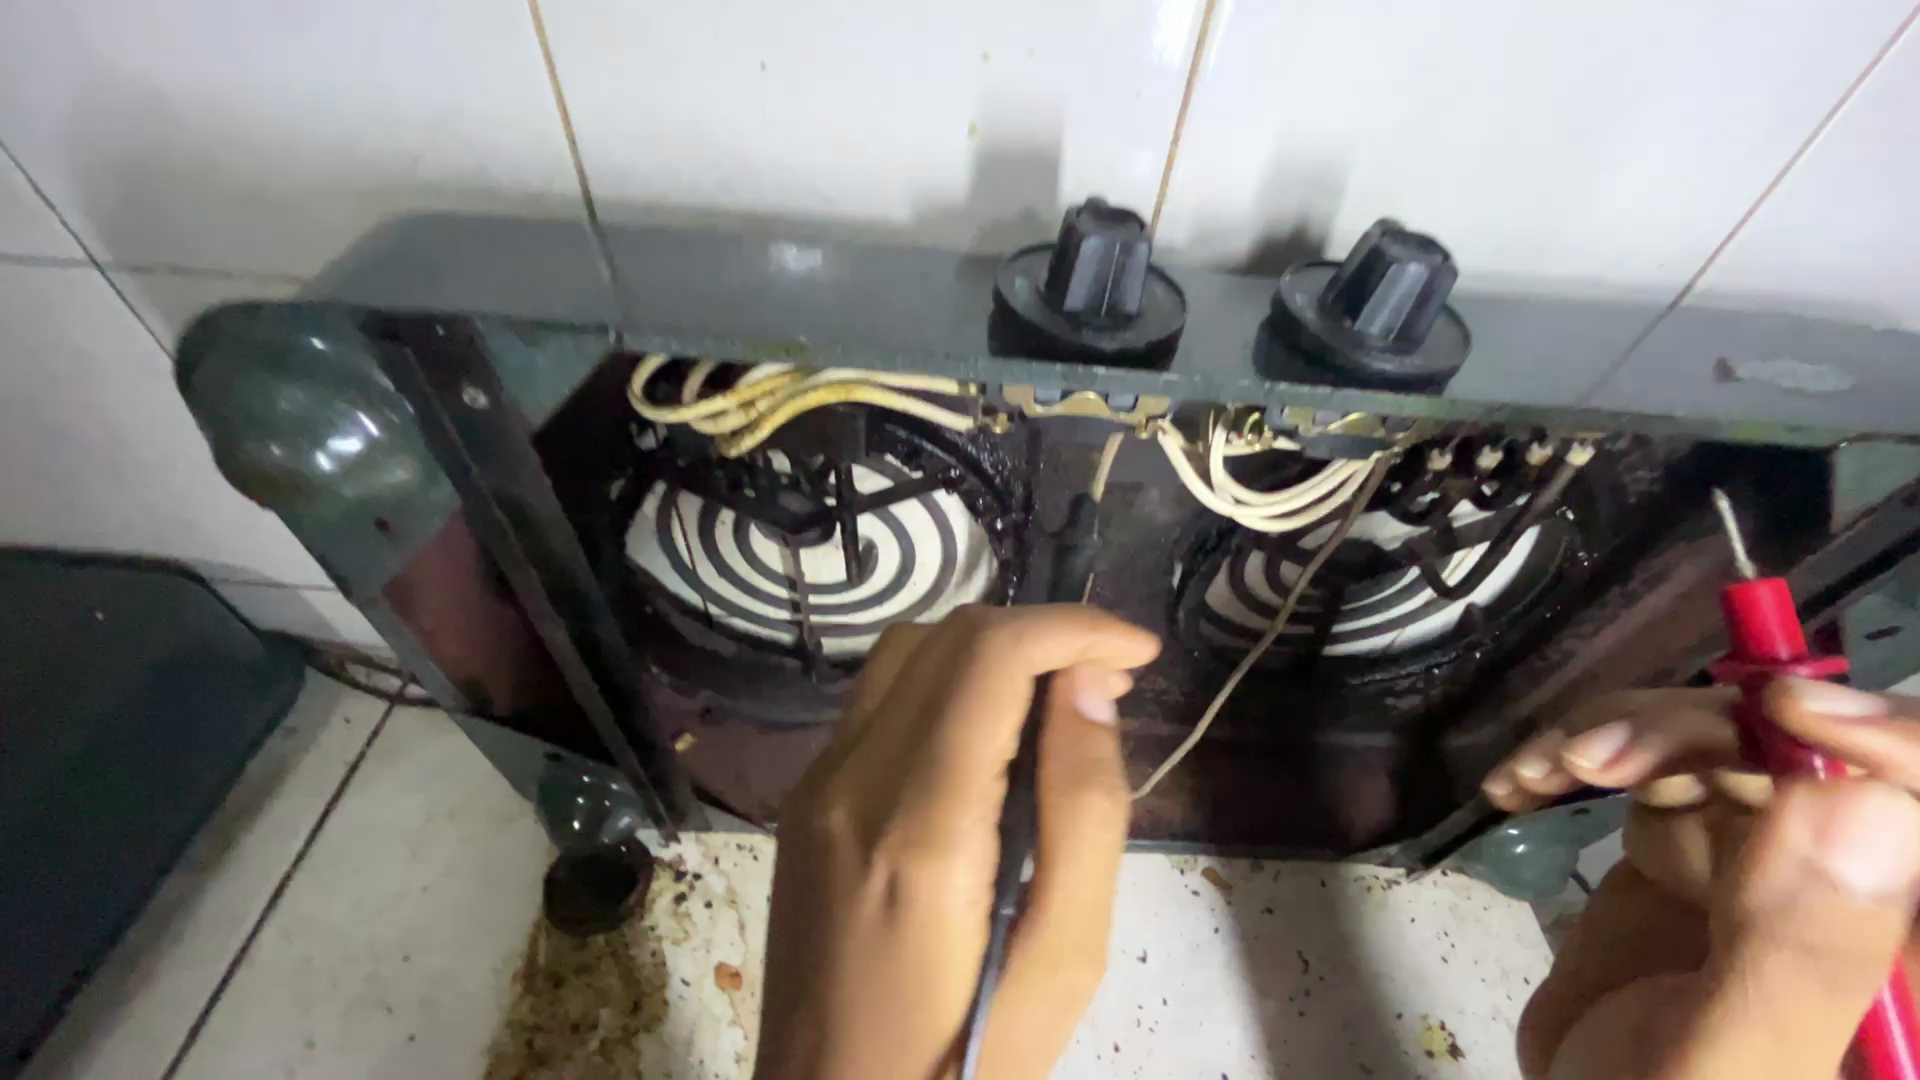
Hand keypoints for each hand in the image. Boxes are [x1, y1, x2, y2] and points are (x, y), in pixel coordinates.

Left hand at [754, 604, 1160, 1079]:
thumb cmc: (968, 1055)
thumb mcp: (1067, 954)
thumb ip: (1084, 808)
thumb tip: (1085, 684)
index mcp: (920, 823)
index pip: (989, 656)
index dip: (1071, 627)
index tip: (1136, 651)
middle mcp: (851, 778)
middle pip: (946, 638)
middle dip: (1039, 633)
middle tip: (1106, 677)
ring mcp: (816, 783)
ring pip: (906, 653)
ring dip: (989, 651)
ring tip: (1053, 698)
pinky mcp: (805, 796)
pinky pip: (880, 698)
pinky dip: (946, 682)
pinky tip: (987, 734)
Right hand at [1482, 679, 1919, 1079]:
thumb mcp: (1737, 1060)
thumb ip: (1801, 952)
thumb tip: (1856, 800)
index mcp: (1904, 939)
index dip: (1883, 739)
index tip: (1777, 708)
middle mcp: (1844, 880)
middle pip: (1798, 753)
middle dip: (1686, 734)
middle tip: (1588, 760)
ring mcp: (1758, 858)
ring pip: (1709, 743)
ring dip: (1614, 737)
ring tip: (1536, 772)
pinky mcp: (1676, 847)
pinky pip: (1638, 768)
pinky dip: (1568, 760)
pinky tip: (1517, 785)